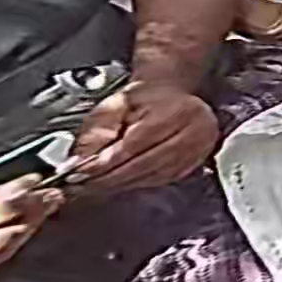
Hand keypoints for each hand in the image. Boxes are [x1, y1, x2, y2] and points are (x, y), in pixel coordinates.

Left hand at [71, 83, 218, 194]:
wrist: (173, 96)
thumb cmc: (144, 100)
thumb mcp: (113, 107)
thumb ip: (96, 133)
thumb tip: (79, 162)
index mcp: (178, 111)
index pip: (137, 144)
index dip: (105, 162)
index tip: (78, 173)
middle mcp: (198, 129)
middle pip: (149, 162)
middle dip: (112, 177)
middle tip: (82, 184)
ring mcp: (203, 145)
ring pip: (159, 173)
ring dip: (125, 183)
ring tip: (97, 185)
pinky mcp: (201, 157)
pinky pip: (169, 177)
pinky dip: (143, 182)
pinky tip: (124, 182)